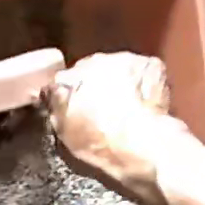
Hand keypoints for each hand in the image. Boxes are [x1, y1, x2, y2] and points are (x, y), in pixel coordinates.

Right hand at [43, 52, 194, 204]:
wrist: (135, 143)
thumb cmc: (97, 143)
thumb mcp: (63, 133)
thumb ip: (56, 110)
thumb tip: (55, 99)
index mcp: (64, 81)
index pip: (61, 81)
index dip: (68, 96)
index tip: (74, 108)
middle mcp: (90, 63)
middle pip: (89, 69)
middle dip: (94, 85)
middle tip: (101, 110)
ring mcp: (121, 60)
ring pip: (116, 67)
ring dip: (118, 82)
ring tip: (125, 109)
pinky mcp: (149, 64)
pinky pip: (142, 70)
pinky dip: (142, 83)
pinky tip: (142, 103)